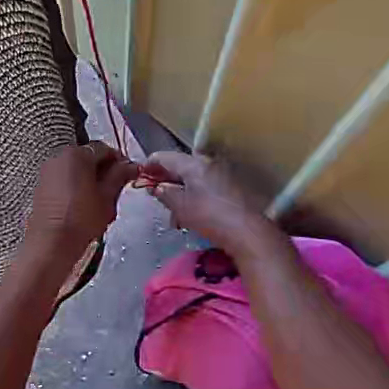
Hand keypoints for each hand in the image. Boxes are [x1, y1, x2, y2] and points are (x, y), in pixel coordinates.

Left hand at [22, 141, 135, 263]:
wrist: (50, 244)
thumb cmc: (82, 219)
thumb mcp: (107, 196)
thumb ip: (119, 176)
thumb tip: (131, 166)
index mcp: (77, 155)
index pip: (104, 149)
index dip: (120, 160)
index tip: (129, 175)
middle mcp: (59, 156)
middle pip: (89, 156)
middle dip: (105, 169)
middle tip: (117, 187)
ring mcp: (48, 170)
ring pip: (76, 168)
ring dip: (91, 177)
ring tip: (101, 198)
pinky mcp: (42, 185)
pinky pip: (65, 177)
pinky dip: (77, 184)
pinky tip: (85, 202)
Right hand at [138, 151, 281, 256]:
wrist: (248, 231)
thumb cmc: (210, 216)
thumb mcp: (181, 207)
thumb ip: (165, 194)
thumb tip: (156, 187)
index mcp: (194, 163)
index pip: (164, 156)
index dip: (149, 165)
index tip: (139, 176)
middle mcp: (209, 163)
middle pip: (180, 167)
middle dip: (165, 181)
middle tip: (155, 197)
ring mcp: (223, 174)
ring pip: (193, 179)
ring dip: (180, 194)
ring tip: (175, 217)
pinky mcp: (232, 188)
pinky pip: (206, 188)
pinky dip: (194, 198)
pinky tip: (192, 217)